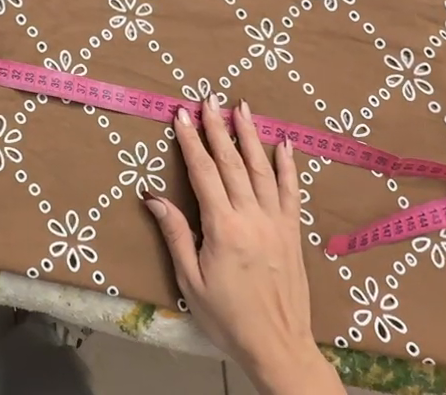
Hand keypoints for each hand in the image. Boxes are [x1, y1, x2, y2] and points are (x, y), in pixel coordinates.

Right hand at [144, 102, 342, 394]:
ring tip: (242, 107)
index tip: (182, 114)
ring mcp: (276, 223)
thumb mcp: (190, 281)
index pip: (204, 173)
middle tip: (209, 99)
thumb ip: (176, 235)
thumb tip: (153, 197)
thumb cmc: (227, 317)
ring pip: (262, 170)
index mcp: (223, 228)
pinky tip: (284, 145)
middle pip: (232, 163)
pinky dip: (288, 166)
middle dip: (218, 128)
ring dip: (250, 136)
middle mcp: (252, 218)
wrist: (279, 347)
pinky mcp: (292, 233)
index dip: (191, 142)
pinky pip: (290, 192)